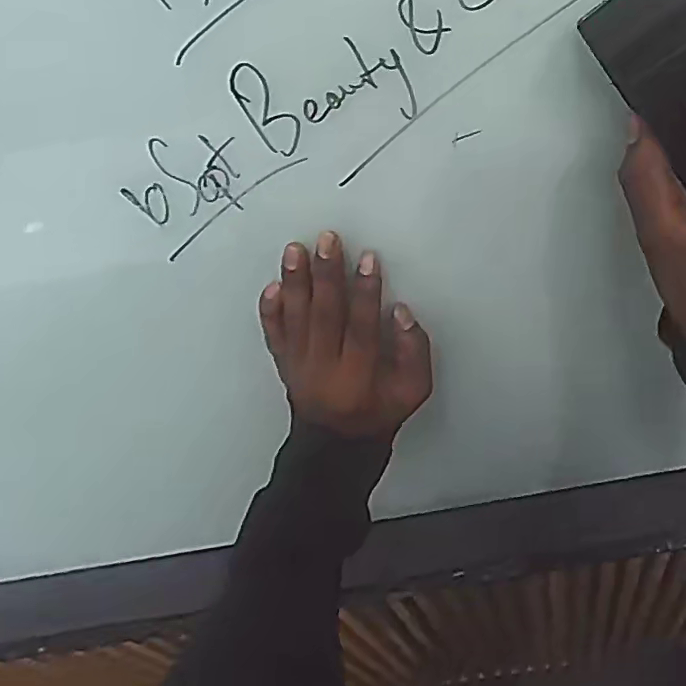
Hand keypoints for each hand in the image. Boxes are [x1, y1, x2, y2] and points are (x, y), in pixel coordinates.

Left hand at [260, 230, 433, 438]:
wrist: (336, 445)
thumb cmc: (378, 411)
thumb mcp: (413, 389)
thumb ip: (414, 351)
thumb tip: (402, 313)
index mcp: (358, 374)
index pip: (362, 326)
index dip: (366, 291)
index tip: (368, 259)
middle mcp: (324, 367)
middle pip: (325, 315)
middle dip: (327, 274)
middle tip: (328, 240)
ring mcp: (300, 365)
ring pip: (296, 319)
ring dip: (296, 282)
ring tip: (295, 250)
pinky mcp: (285, 363)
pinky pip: (274, 336)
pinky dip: (270, 311)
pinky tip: (272, 286)